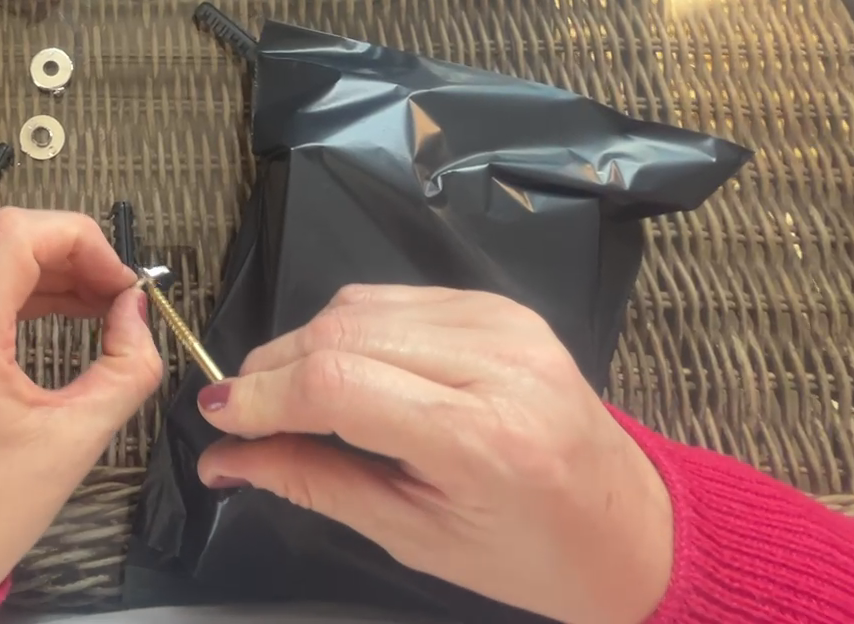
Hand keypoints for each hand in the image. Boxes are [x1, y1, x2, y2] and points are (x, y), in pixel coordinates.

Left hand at [0, 208, 164, 590]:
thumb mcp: (76, 441)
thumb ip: (127, 368)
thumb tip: (136, 309)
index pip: (14, 236)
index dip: (77, 238)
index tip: (117, 279)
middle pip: (4, 238)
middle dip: (71, 252)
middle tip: (115, 292)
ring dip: (49, 267)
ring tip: (97, 301)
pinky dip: (21, 285)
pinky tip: (61, 306)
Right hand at [195, 285, 671, 623]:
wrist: (639, 524)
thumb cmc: (530, 556)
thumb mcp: (413, 537)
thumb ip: (309, 481)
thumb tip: (221, 459)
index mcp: (486, 438)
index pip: (338, 387)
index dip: (262, 395)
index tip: (214, 415)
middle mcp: (495, 360)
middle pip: (337, 336)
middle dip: (270, 371)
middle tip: (240, 409)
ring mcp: (497, 318)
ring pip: (350, 309)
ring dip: (299, 348)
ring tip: (288, 392)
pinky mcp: (490, 300)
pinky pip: (380, 298)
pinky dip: (339, 328)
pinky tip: (342, 365)